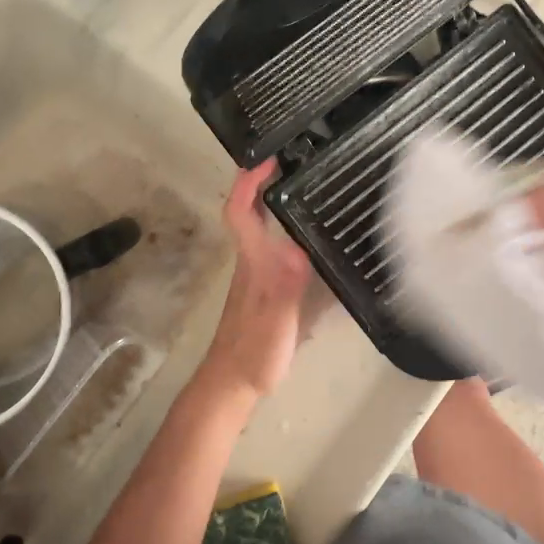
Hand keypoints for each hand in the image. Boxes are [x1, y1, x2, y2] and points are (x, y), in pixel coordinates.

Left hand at [201, 160, 313, 397]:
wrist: (232, 385)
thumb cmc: (254, 354)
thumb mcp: (277, 323)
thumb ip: (287, 287)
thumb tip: (299, 247)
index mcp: (253, 263)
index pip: (240, 212)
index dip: (249, 182)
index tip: (268, 158)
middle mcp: (252, 261)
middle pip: (249, 212)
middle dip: (262, 181)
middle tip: (293, 161)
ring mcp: (257, 275)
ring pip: (261, 227)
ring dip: (274, 201)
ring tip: (308, 185)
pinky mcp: (266, 289)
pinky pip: (273, 245)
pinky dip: (287, 228)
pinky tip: (311, 233)